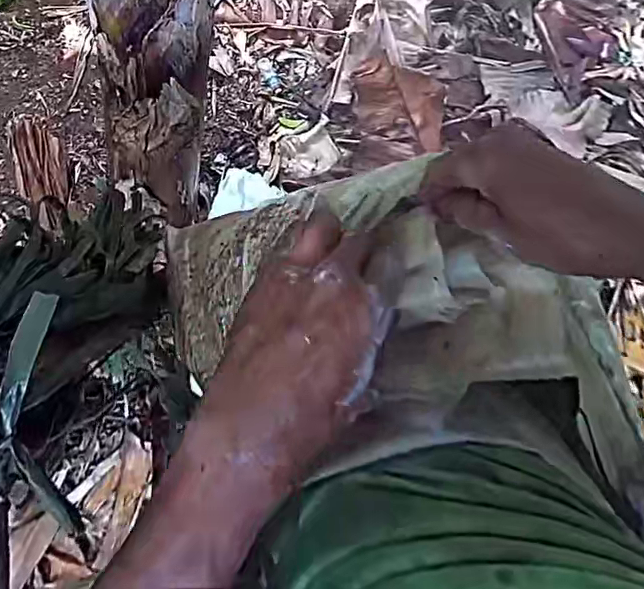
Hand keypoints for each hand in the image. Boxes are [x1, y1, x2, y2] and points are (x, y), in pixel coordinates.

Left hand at [190, 206, 391, 492]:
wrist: (250, 415)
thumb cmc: (314, 416)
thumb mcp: (360, 383)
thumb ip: (368, 344)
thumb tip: (372, 330)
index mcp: (364, 307)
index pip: (388, 263)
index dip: (392, 259)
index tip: (392, 260)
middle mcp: (331, 279)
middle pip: (355, 239)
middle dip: (363, 242)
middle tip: (365, 250)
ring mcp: (292, 271)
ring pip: (318, 228)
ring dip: (329, 232)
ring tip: (332, 239)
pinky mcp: (262, 276)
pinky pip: (287, 247)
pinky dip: (298, 249)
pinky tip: (299, 261)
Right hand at [421, 122, 643, 280]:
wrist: (635, 229)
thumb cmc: (564, 236)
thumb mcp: (507, 233)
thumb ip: (469, 213)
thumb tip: (444, 203)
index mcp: (482, 158)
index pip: (438, 171)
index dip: (428, 194)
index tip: (423, 214)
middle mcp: (498, 141)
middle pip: (458, 161)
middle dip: (449, 185)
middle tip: (447, 216)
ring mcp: (523, 141)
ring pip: (480, 159)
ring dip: (472, 181)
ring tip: (474, 211)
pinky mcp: (542, 149)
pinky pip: (502, 158)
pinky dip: (493, 176)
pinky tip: (499, 199)